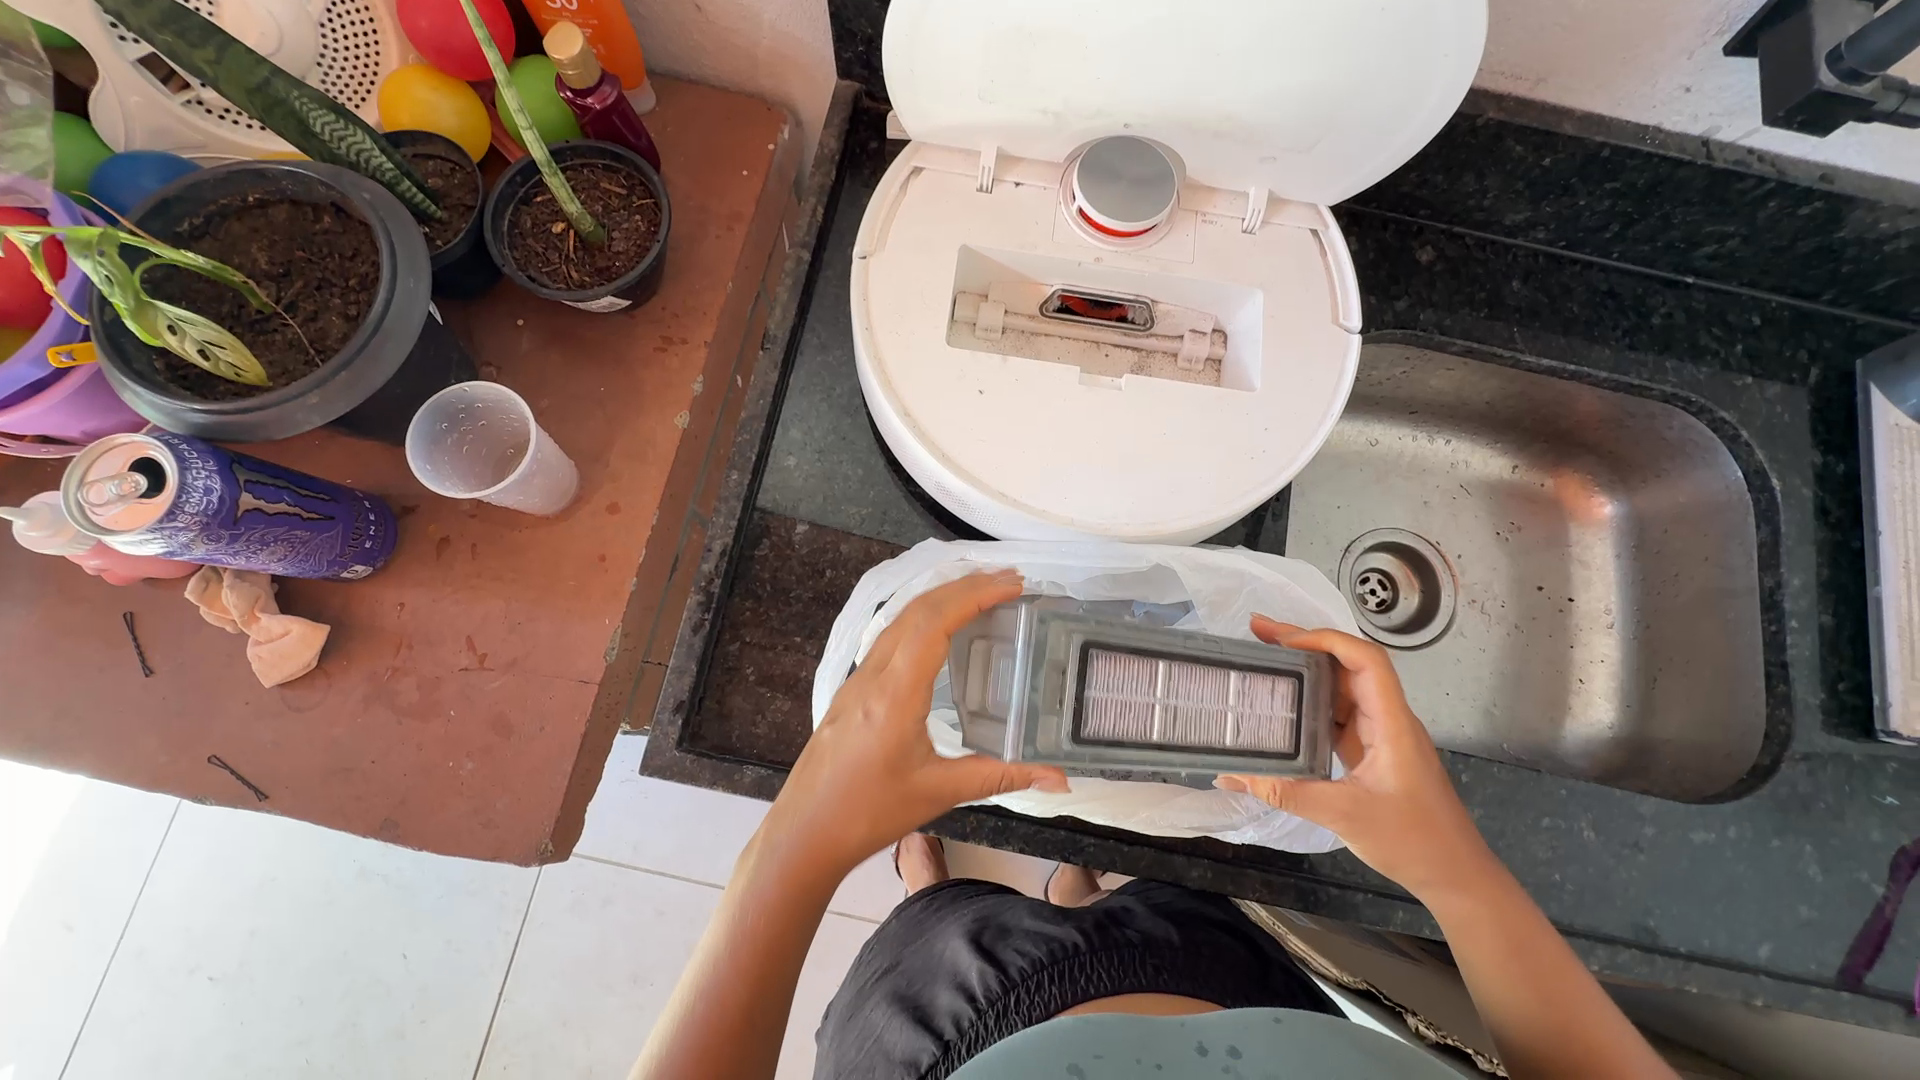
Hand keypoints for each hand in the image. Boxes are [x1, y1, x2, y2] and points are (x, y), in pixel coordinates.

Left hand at [760, 571, 1068, 876]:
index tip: (1013, 584)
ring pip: (899, 619)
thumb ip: (1002, 777)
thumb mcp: (940, 793)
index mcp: (895, 694)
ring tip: (980, 592)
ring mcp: (857, 679)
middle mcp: (873, 675)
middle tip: (1009, 579)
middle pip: (917, 610)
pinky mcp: (851, 690)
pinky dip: (921, 618)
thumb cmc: (869, 814)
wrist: (804, 832)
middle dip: (964, 586)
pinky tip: (938, 628)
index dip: (975, 595)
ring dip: (940, 598)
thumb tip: (1059, 779)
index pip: (935, 623)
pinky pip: (888, 637)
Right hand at [1215, 616, 1497, 902]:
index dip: (1326, 640)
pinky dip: (1309, 702)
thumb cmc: (1413, 840)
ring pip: (1341, 688)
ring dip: (1305, 670)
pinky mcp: (1372, 752)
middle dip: (1305, 644)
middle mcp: (1387, 719)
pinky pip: (1338, 715)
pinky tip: (1283, 705)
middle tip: (1258, 632)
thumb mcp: (1343, 815)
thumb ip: (1286, 792)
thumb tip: (1232, 775)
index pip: (1366, 660)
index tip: (1283, 639)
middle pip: (1348, 665)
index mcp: (1392, 723)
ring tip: (1263, 658)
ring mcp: (1380, 735)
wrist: (1456, 875)